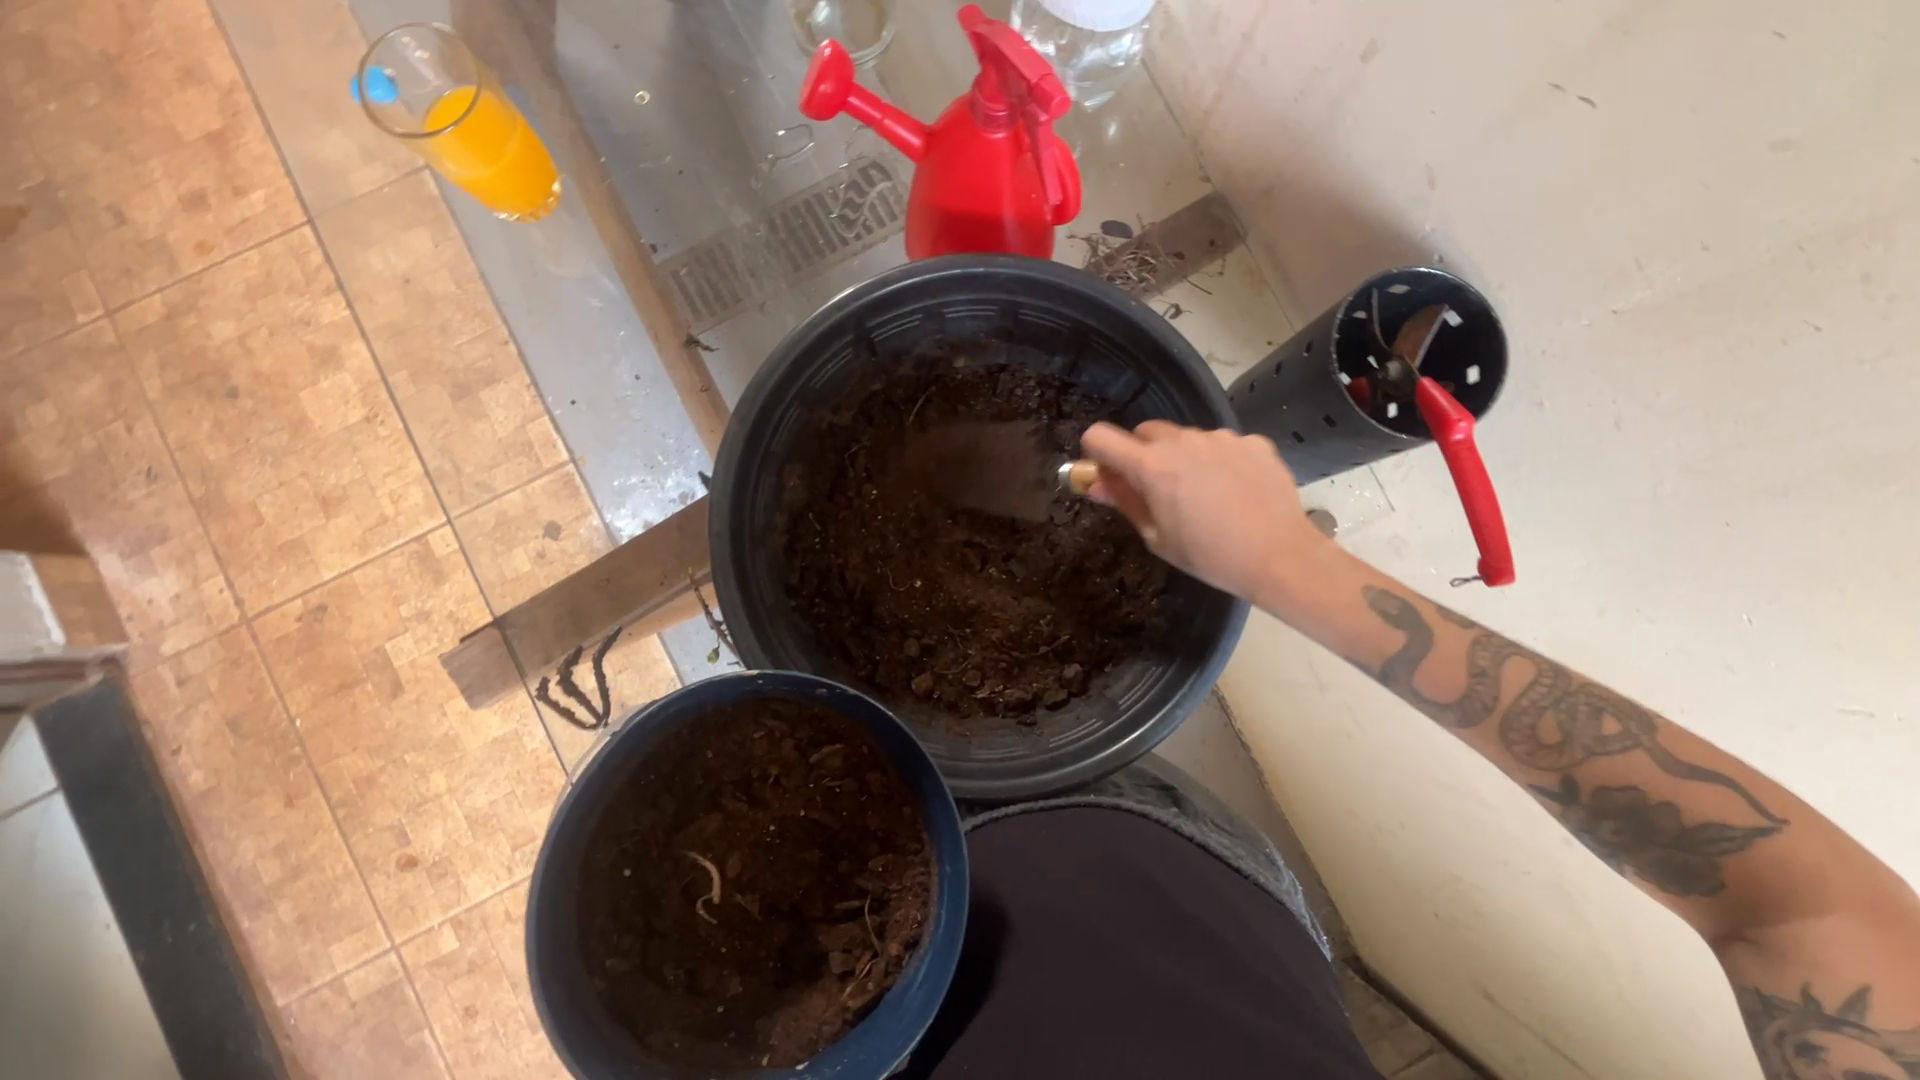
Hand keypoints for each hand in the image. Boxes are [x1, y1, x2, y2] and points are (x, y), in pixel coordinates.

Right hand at [1079, 421, 1327, 600]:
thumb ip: (1125, 502)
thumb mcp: (1157, 537)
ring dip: (1182, 457)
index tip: (1106, 473)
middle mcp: (1183, 440)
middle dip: (1140, 454)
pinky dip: (1218, 461)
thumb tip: (1096, 484)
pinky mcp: (1252, 441)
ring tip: (1203, 494)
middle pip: (1144, 432)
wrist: (1280, 556)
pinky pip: (1222, 445)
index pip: (1101, 437)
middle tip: (1155, 489)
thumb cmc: (1209, 556)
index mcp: (1151, 466)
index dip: (1096, 452)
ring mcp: (1221, 437)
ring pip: (1186, 438)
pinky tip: (1234, 490)